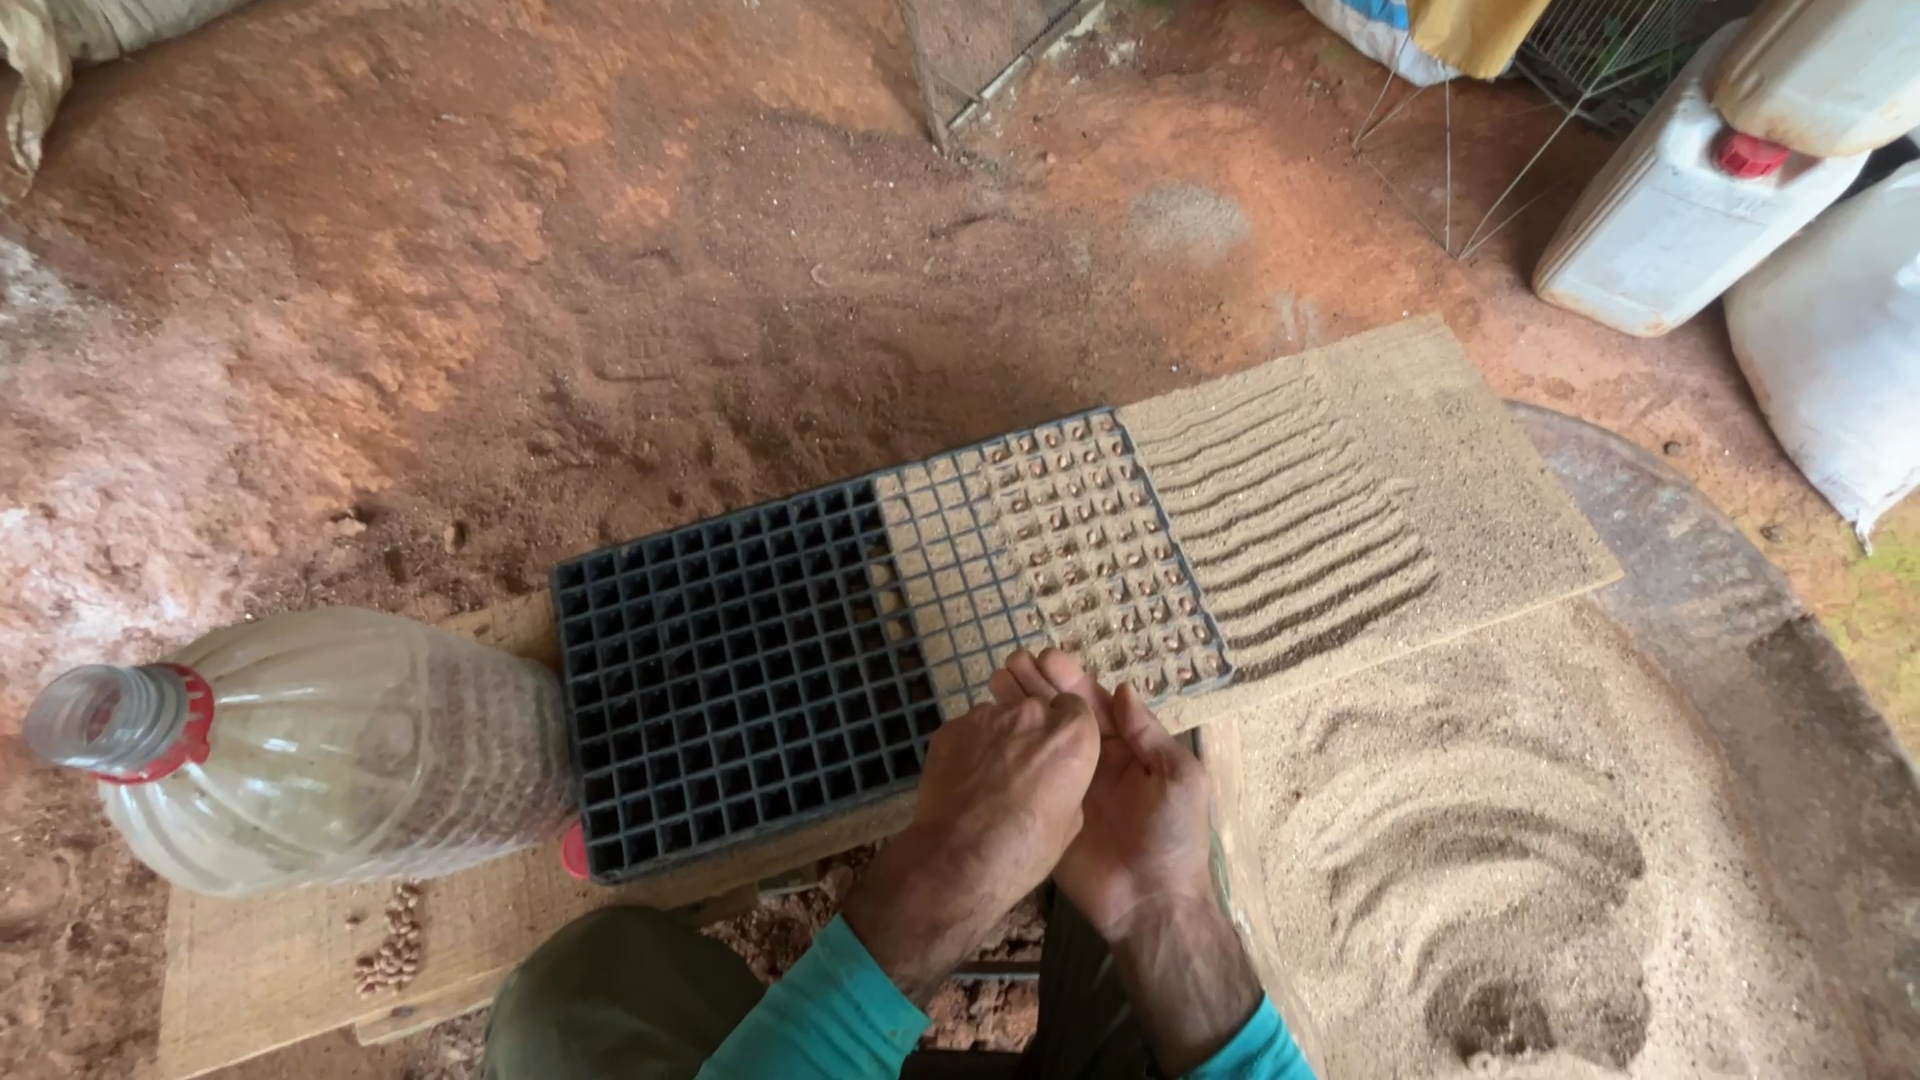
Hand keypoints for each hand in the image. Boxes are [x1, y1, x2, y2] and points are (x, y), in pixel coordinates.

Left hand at [841, 692, 1098, 1002]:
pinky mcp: (952, 726)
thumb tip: (1054, 775)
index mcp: (1070, 735)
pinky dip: (969, 747)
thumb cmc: (1025, 847)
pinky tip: (963, 779)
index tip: (1058, 749)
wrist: (959, 857)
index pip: (1075, 708)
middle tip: (1021, 767)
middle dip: (1031, 732)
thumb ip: (1067, 781)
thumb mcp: (1070, 821)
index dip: (1067, 728)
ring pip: (1000, 719)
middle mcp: (1031, 714)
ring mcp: (987, 715)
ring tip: (987, 777)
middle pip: (1035, 710)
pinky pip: (969, 730)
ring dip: (999, 738)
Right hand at [988, 649, 1211, 940]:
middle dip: (1039, 686)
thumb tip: (1123, 689)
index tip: (1046, 657)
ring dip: (1021, 707)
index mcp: (1128, 749)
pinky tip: (992, 725)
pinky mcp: (1047, 810)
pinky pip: (1029, 774)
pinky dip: (1011, 749)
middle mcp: (1093, 761)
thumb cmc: (1173, 837)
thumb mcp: (1179, 779)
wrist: (1150, 906)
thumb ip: (1150, 735)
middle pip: (1061, 714)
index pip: (1094, 704)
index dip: (1071, 680)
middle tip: (1011, 661)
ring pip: (1042, 737)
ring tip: (995, 679)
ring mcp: (1067, 785)